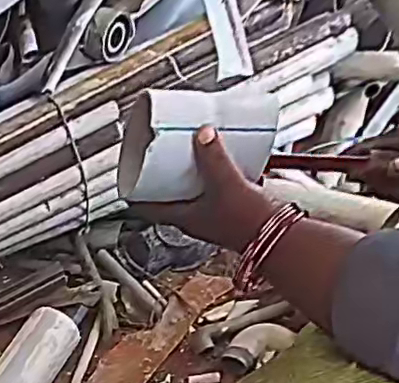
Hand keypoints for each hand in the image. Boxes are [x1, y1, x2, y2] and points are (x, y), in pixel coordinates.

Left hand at [139, 125, 280, 249]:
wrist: (271, 233)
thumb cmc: (243, 219)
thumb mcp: (224, 182)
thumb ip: (213, 157)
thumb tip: (201, 133)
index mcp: (181, 218)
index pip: (146, 209)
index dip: (135, 195)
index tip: (127, 180)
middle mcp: (190, 219)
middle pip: (165, 199)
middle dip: (159, 180)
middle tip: (156, 160)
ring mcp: (206, 215)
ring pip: (185, 195)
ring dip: (182, 178)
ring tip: (184, 156)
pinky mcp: (223, 209)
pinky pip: (206, 190)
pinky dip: (204, 177)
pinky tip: (214, 161)